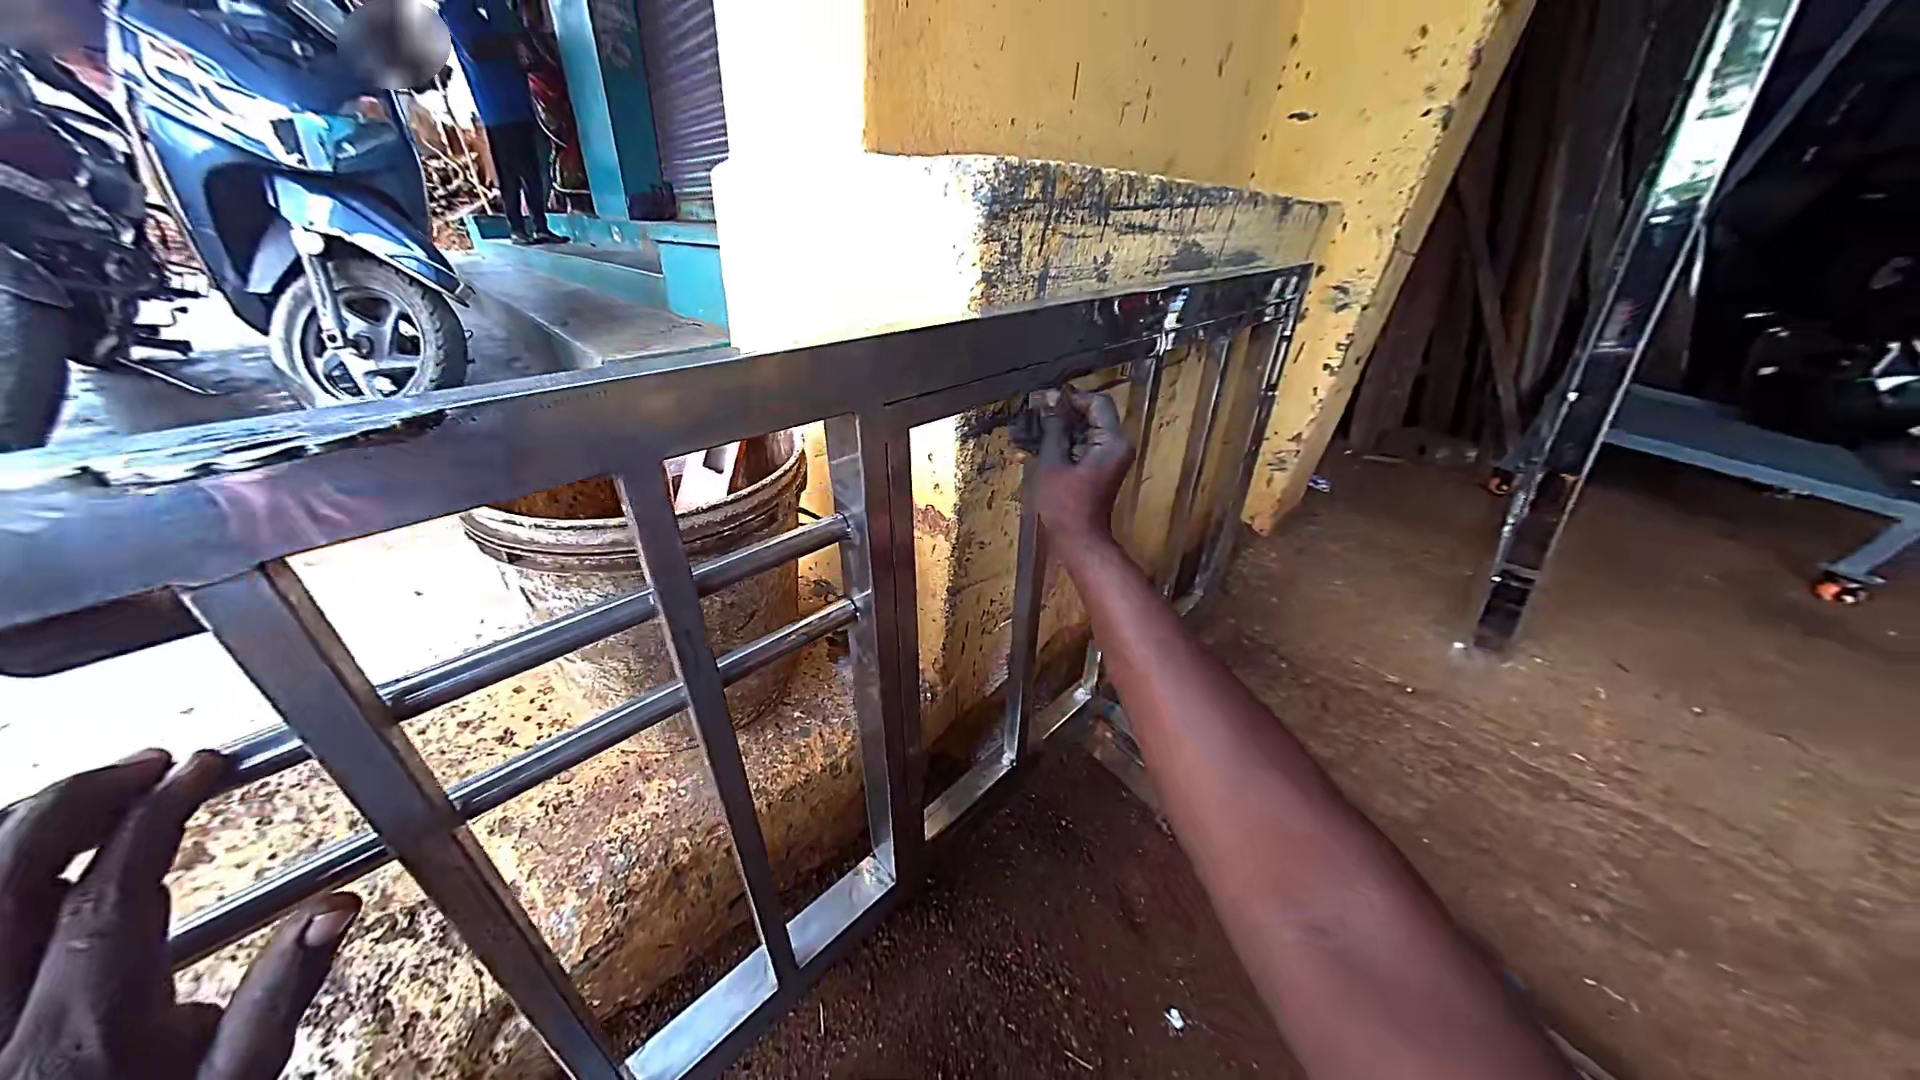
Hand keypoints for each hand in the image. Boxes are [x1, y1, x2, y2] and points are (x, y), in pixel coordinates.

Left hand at [0, 751, 359, 1079]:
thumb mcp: (235, 1078)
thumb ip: (282, 994)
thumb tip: (338, 908)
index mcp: (79, 1037)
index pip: (107, 895)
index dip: (153, 816)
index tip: (196, 769)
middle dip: (74, 805)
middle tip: (142, 766)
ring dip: (21, 827)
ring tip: (92, 792)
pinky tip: (34, 849)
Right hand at [1033, 388, 1134, 550]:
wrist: (1078, 540)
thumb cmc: (1065, 505)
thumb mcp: (1054, 462)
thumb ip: (1054, 429)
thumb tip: (1049, 401)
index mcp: (1112, 441)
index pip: (1097, 403)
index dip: (1072, 397)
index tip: (1045, 399)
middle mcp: (1116, 445)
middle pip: (1092, 415)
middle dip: (1063, 412)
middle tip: (1035, 412)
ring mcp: (1108, 457)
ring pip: (1085, 429)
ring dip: (1060, 427)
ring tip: (1031, 428)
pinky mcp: (1098, 467)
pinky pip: (1081, 445)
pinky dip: (1063, 443)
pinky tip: (1037, 443)